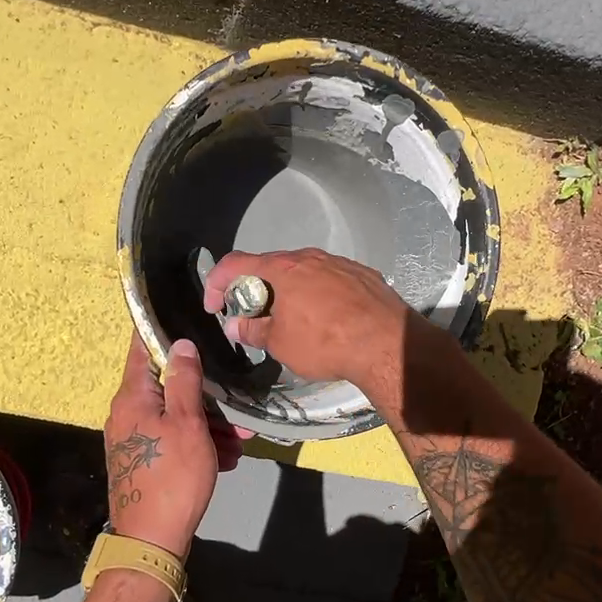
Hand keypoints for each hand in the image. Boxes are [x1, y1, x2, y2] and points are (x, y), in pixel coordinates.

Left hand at [104, 335, 240, 558]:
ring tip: (240, 441)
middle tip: (237, 409)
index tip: (187, 322)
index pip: (141, 348)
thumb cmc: (172, 477)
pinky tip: (224, 460)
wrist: (151, 540)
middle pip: (167, 389)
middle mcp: (125, 414)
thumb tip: (180, 344)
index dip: (163, 332)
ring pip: (174, 419)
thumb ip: (185, 381)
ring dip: (208, 426)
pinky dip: (197, 446)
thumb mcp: (187, 424)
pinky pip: (171, 443)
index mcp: (132, 398)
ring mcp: (132, 441)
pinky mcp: (142, 463)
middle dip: (205, 397)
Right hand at [202, 248, 415, 385]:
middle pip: (271, 267)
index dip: (216, 283)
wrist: (386, 344)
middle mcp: (310, 257)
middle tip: (254, 319)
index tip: (214, 308)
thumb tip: (235, 325)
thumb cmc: (325, 343)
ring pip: (303, 273)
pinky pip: (330, 281)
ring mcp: (340, 263)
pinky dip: (317, 297)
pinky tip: (326, 321)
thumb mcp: (280, 344)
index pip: (236, 263)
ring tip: (291, 322)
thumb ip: (253, 330)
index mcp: (283, 269)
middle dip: (255, 291)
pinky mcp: (363, 276)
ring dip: (288, 294)